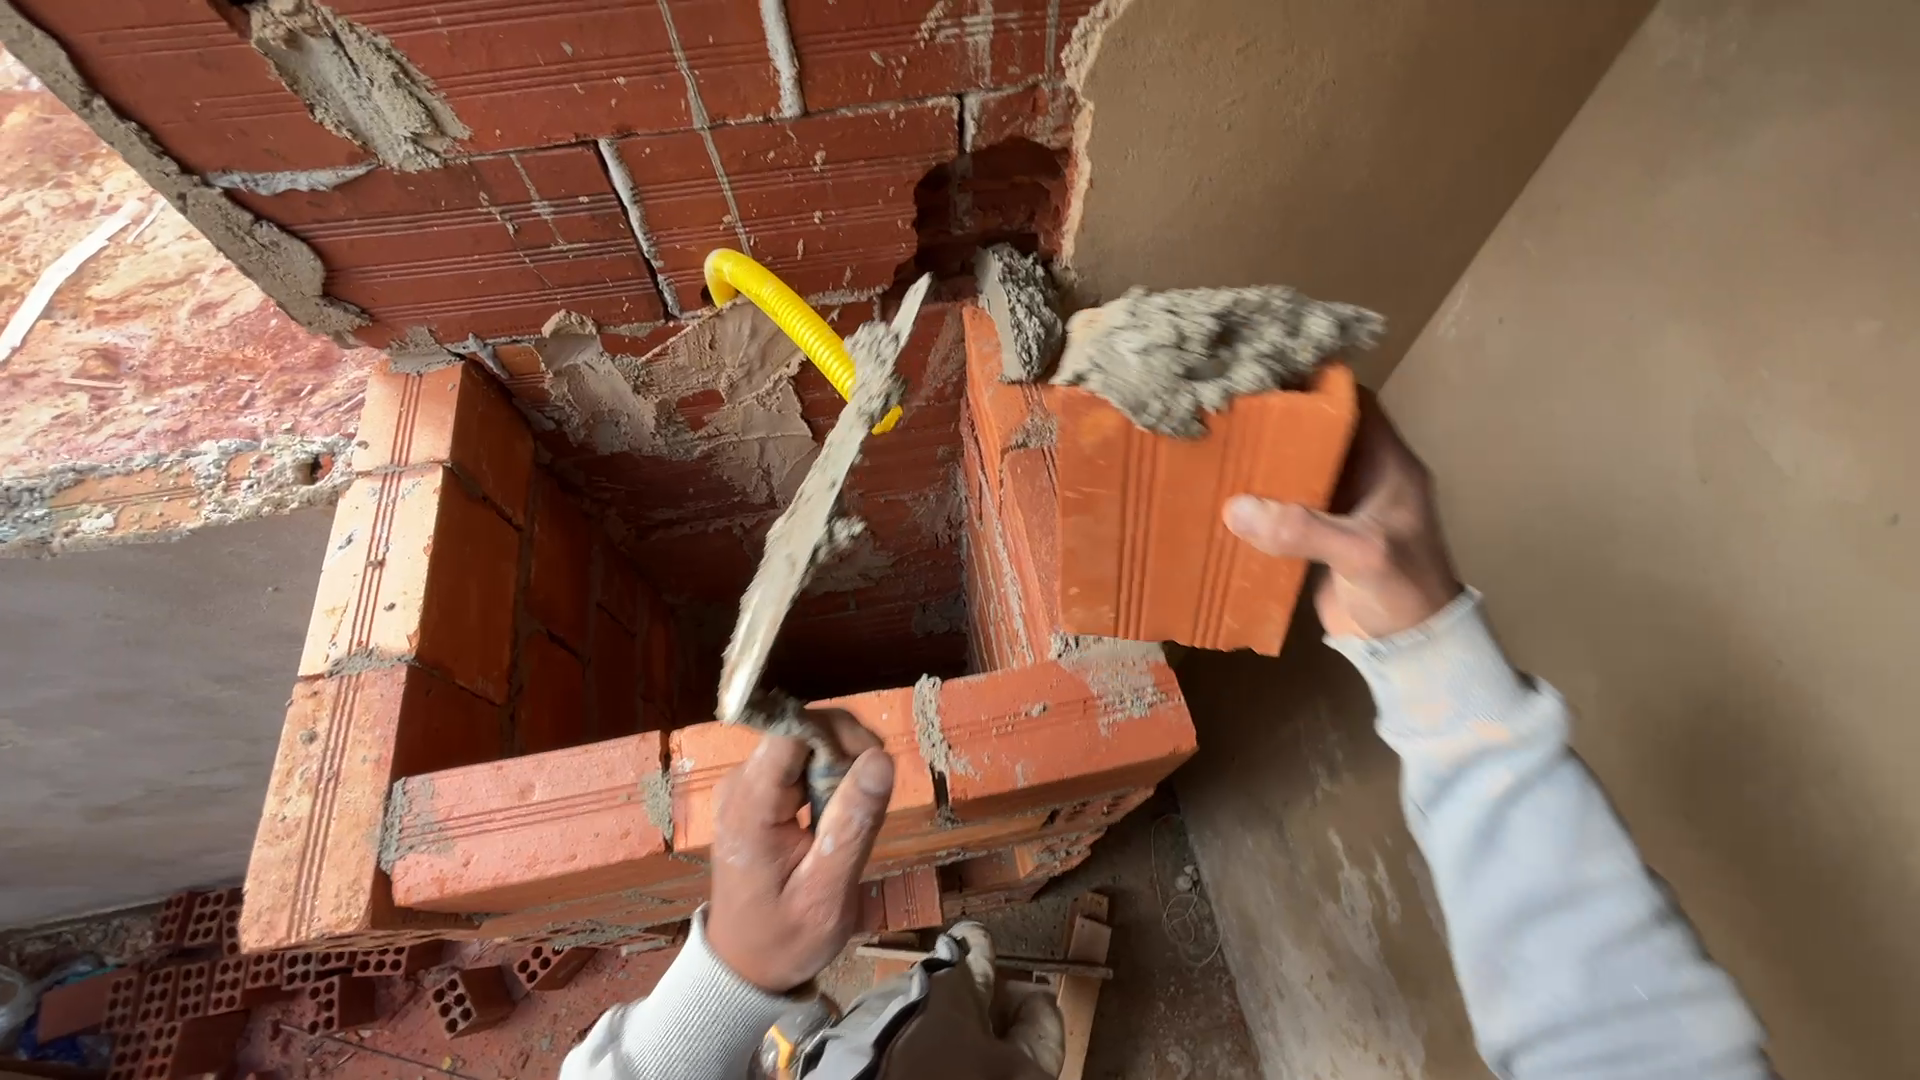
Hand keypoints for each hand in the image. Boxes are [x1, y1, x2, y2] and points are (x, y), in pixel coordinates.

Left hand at [705, 711, 895, 993]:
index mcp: (750, 805)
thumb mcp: (827, 895)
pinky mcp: (758, 788)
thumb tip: (881, 758)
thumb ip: (853, 827)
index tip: (873, 767)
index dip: (840, 736)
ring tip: (855, 813)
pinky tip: (839, 813)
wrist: (744, 965)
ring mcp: (748, 782)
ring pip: (808, 740)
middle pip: (805, 730)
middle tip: (871, 801)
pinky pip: (804, 759)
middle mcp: (741, 781)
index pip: (794, 731)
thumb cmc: (784, 939)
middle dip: (847, 753)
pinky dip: (831, 776)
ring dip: (842, 766)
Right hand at [1222, 391, 1461, 637]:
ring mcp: (1340, 507)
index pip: (1354, 405)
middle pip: (1317, 433)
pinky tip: (1223, 495)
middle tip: (1228, 411)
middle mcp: (1364, 477)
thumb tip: (1235, 509)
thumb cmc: (1402, 591)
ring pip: (1297, 468)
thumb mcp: (1360, 554)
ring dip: (1263, 461)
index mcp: (1388, 465)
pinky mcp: (1319, 535)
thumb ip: (1304, 530)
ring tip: (1217, 446)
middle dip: (1277, 422)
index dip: (1315, 387)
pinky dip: (1258, 499)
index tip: (1267, 379)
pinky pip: (1285, 505)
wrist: (1409, 648)